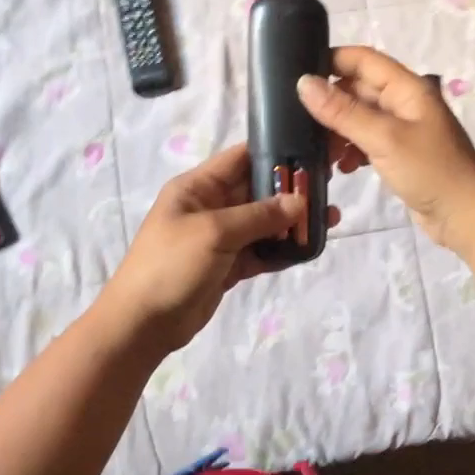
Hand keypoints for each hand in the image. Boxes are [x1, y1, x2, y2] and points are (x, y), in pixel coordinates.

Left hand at [101, 143, 341, 351]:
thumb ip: (259, 215)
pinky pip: (261, 251)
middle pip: (256, 190)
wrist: (143, 323)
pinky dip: (282, 250)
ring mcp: (219, 238)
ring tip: (330, 218)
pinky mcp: (227, 266)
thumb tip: (299, 202)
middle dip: (291, 190)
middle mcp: (209, 207)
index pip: (240, 158)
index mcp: (197, 187)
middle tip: (329, 187)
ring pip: (263, 223)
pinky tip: (310, 248)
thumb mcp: (214, 232)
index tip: (311, 151)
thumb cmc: (171, 265)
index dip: (274, 152)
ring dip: (292, 222)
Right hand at [298, 46, 474, 252]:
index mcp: (408, 88)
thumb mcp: (383, 138)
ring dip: (338, 130)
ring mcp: (404, 130)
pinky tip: (342, 167)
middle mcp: (405, 103)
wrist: (466, 216)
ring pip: (361, 118)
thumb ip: (343, 112)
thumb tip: (304, 83)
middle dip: (331, 102)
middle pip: (359, 89)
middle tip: (299, 120)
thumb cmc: (430, 171)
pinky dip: (352, 150)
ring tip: (321, 151)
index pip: (364, 60)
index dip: (332, 60)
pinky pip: (368, 142)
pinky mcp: (401, 155)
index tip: (297, 73)